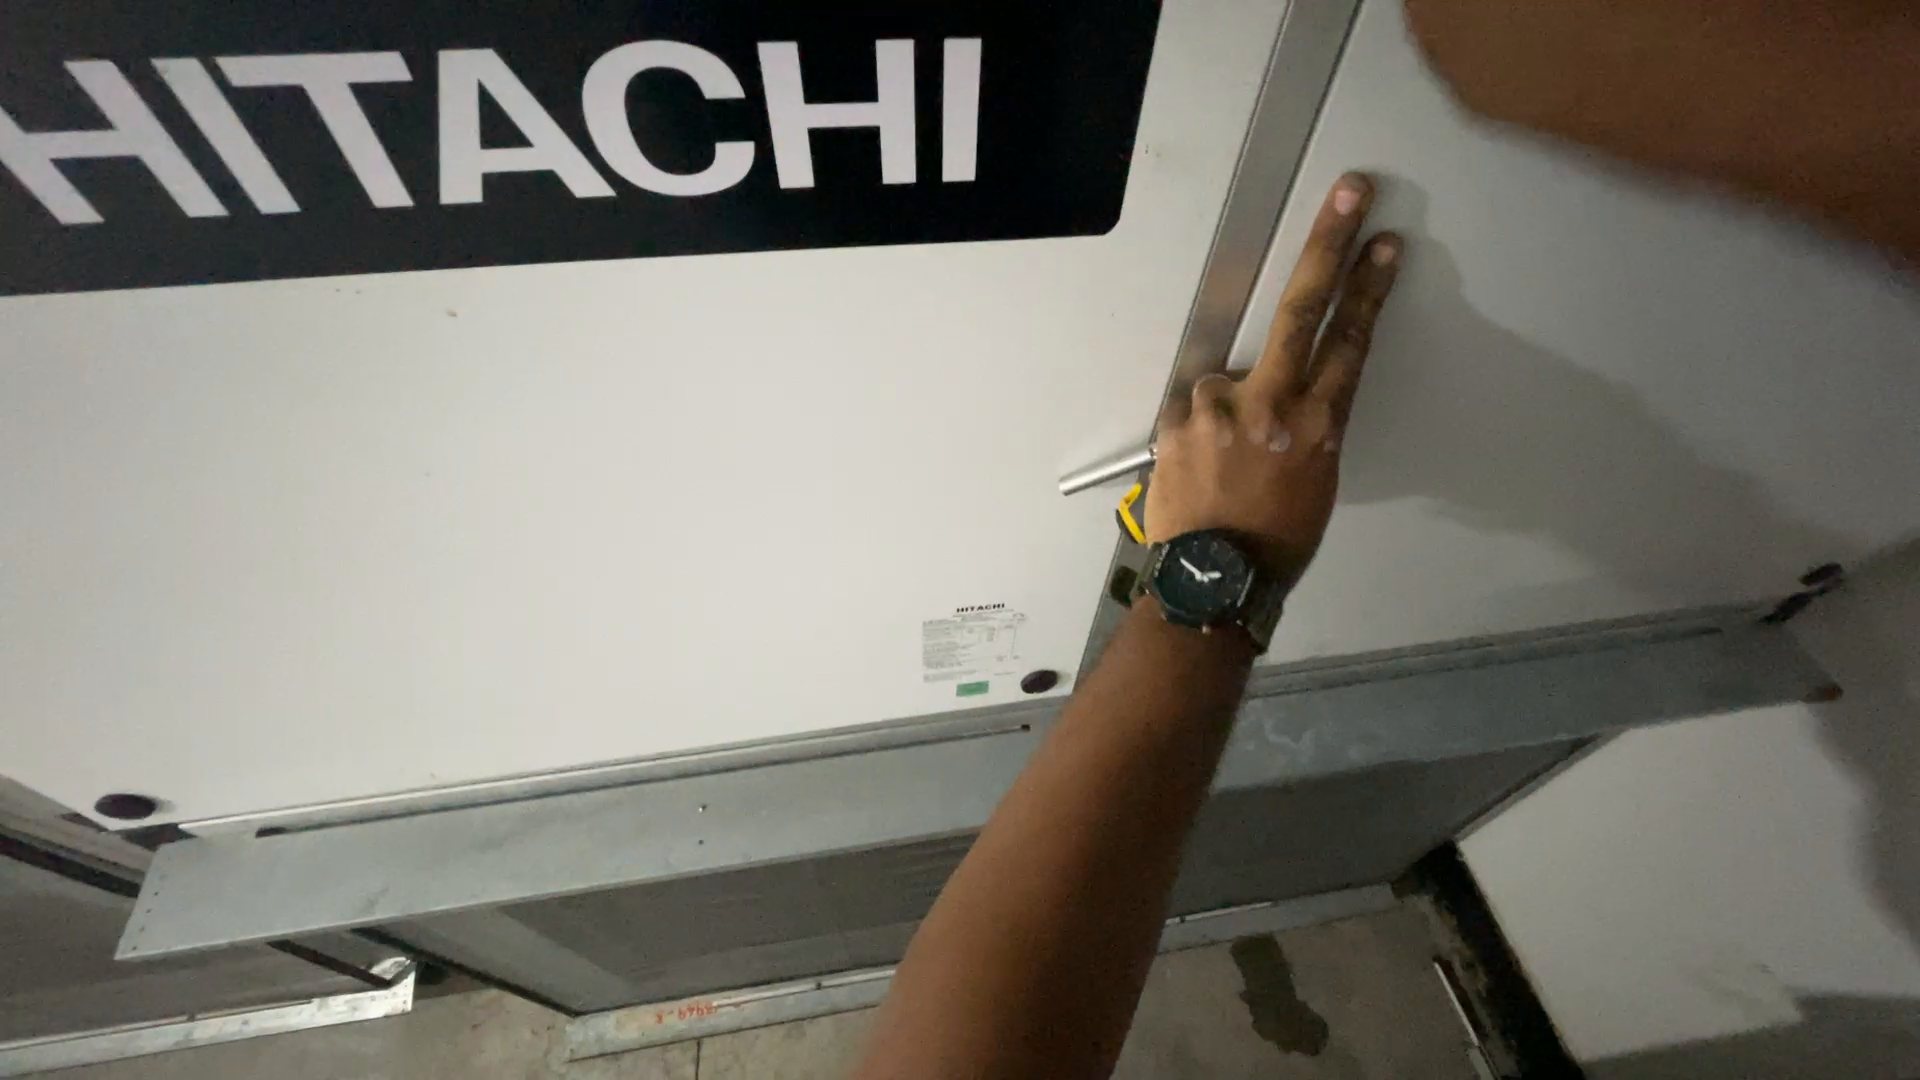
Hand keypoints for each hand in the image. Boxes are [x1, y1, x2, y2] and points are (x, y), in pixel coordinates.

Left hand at [1144, 173, 1401, 588]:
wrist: (1213, 577)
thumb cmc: (1274, 542)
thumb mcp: (1315, 483)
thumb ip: (1304, 428)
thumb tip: (1287, 403)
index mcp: (1318, 425)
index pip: (1351, 340)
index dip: (1369, 290)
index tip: (1382, 246)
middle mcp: (1269, 405)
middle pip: (1302, 311)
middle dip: (1327, 246)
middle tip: (1346, 194)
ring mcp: (1218, 409)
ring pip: (1223, 381)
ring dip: (1222, 410)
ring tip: (1218, 464)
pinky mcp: (1176, 422)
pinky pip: (1190, 411)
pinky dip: (1194, 429)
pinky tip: (1197, 466)